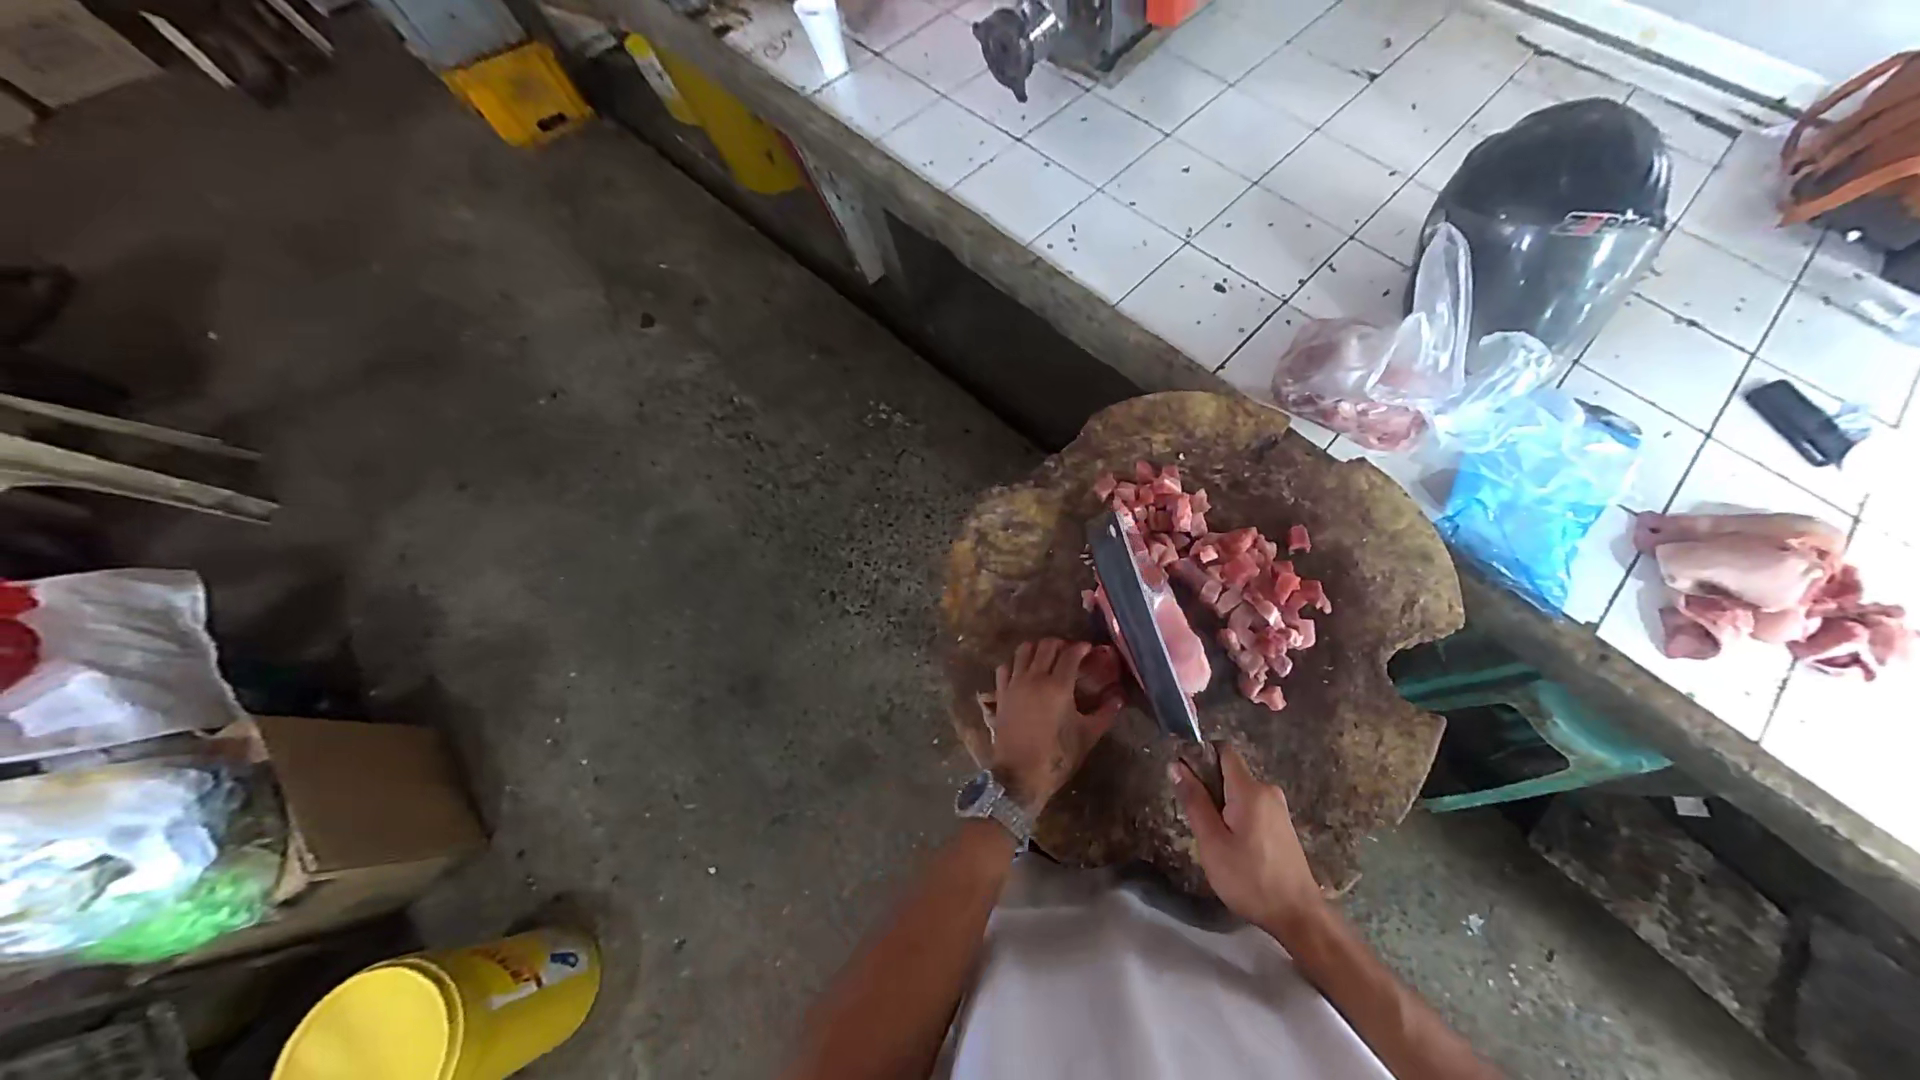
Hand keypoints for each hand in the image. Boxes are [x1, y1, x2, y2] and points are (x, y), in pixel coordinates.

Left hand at [989, 639, 1121, 814]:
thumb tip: (1119, 697)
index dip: (1081, 647)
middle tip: (1070, 652)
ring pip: (1023, 651)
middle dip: (1060, 644)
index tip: (1089, 649)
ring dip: (1036, 648)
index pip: (1070, 654)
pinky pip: (1005, 667)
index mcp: (1058, 686)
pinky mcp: (1000, 694)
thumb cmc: (1057, 756)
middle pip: (1046, 646)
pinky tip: (1023, 671)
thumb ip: (1105, 713)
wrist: (1019, 775)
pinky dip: (1015, 663)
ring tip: (1046, 657)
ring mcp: (1014, 684)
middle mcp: (1034, 678)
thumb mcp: (1087, 735)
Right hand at [1171, 746, 1325, 935]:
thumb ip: (1194, 800)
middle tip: (1199, 823)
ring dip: (1221, 807)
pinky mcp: (1282, 826)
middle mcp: (1267, 791)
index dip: (1199, 756)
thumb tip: (1176, 765)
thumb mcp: (1212, 841)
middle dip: (1208, 788)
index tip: (1184, 778)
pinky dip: (1236, 818)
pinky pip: (1250, 808)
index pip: (1223, 750)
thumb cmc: (1249, 878)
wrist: (1298, 917)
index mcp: (1250, 790)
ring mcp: (1278, 809)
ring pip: (1238, 793)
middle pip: (1228, 772)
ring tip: (1215, 841)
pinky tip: (1233, 848)